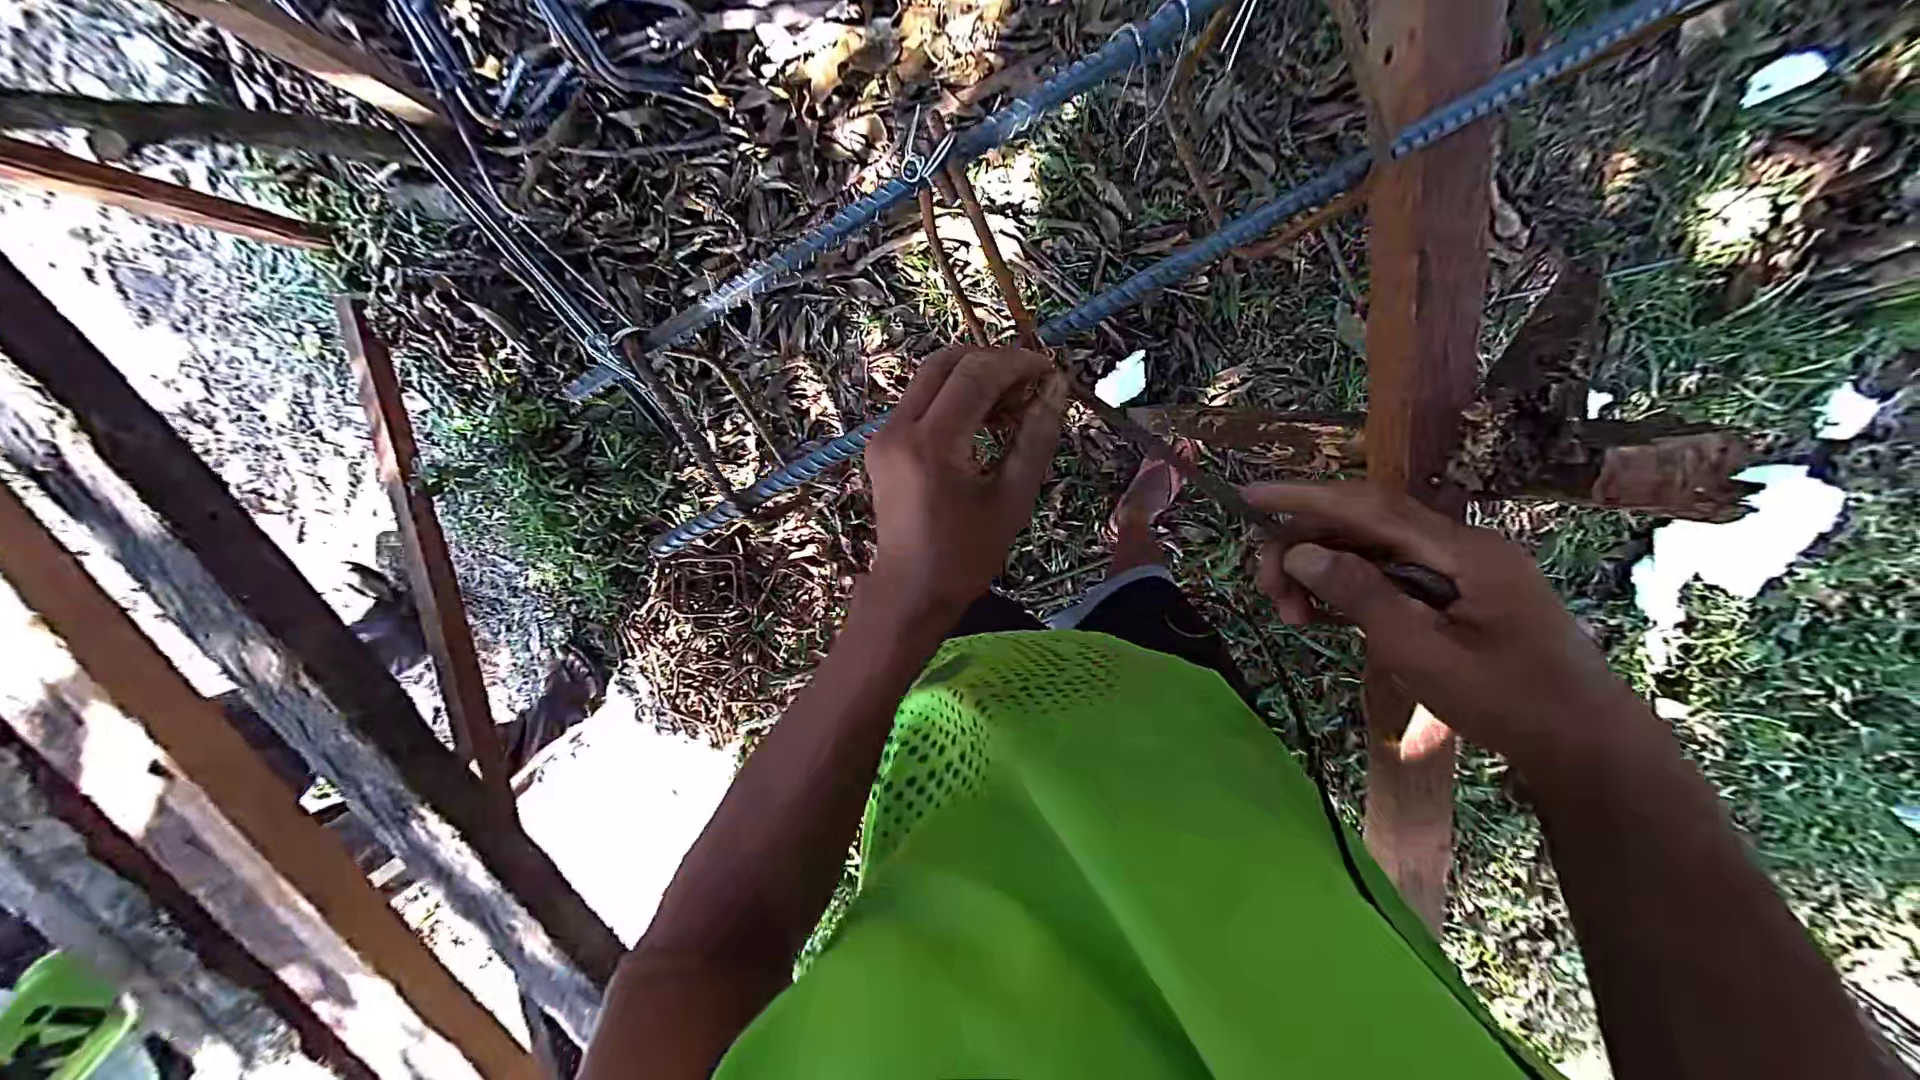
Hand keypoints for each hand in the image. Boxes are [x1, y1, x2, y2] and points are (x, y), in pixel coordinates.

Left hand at [864, 346, 1065, 619]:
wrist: (911, 590)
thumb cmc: (966, 554)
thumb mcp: (1012, 499)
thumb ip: (1036, 438)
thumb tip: (1056, 388)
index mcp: (932, 445)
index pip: (975, 375)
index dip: (1017, 363)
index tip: (1049, 371)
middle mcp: (898, 429)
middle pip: (945, 362)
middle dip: (993, 362)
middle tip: (1030, 383)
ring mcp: (884, 435)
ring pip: (930, 378)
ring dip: (973, 378)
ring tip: (1012, 405)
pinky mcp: (881, 444)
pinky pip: (920, 401)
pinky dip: (954, 398)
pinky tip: (984, 421)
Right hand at [1243, 481, 1646, 777]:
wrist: (1586, 746)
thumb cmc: (1509, 702)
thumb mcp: (1422, 652)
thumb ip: (1361, 595)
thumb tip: (1301, 553)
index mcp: (1463, 551)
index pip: (1369, 507)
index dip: (1304, 497)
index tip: (1251, 494)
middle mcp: (1458, 547)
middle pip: (1361, 526)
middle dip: (1304, 550)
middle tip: (1270, 593)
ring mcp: (1457, 569)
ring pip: (1367, 551)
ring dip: (1321, 574)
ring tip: (1294, 615)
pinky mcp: (1451, 593)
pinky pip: (1385, 575)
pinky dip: (1346, 590)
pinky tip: (1321, 614)